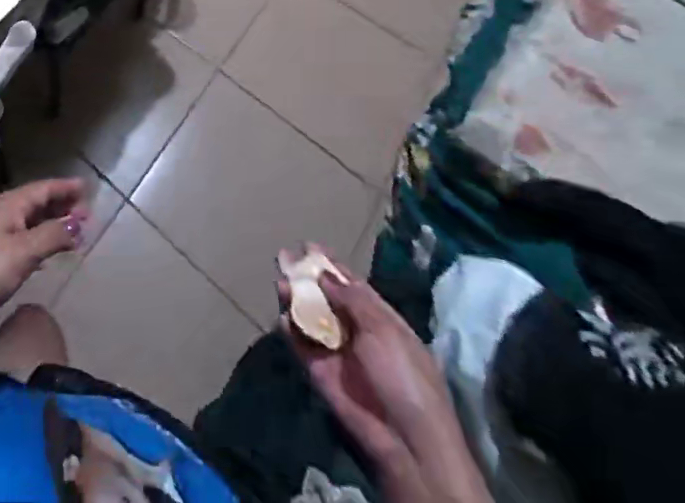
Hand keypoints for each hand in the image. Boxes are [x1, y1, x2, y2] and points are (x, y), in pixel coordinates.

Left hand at [0, 178, 87, 334]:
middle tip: (89, 213)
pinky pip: (26, 237)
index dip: (67, 188)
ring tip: (76, 231)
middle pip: (38, 202)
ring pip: (32, 220)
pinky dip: (42, 239)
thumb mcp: (25, 250)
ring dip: (54, 223)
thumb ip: (53, 234)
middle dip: (63, 205)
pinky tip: (51, 251)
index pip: (44, 188)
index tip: (89, 188)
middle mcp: (4, 212)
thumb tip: (79, 223)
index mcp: (11, 204)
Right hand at [277, 248, 491, 502]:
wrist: (404, 438)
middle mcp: (355, 330)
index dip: (332, 265)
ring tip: (280, 280)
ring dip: (295, 298)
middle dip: (306, 276)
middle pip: (326, 296)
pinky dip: (290, 329)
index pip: (352, 285)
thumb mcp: (385, 330)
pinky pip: (300, 344)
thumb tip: (324, 274)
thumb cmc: (404, 376)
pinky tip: (283, 316)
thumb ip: (353, 299)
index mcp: (380, 318)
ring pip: (310, 316)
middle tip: (285, 256)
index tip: (310, 245)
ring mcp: (336, 350)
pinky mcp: (319, 370)